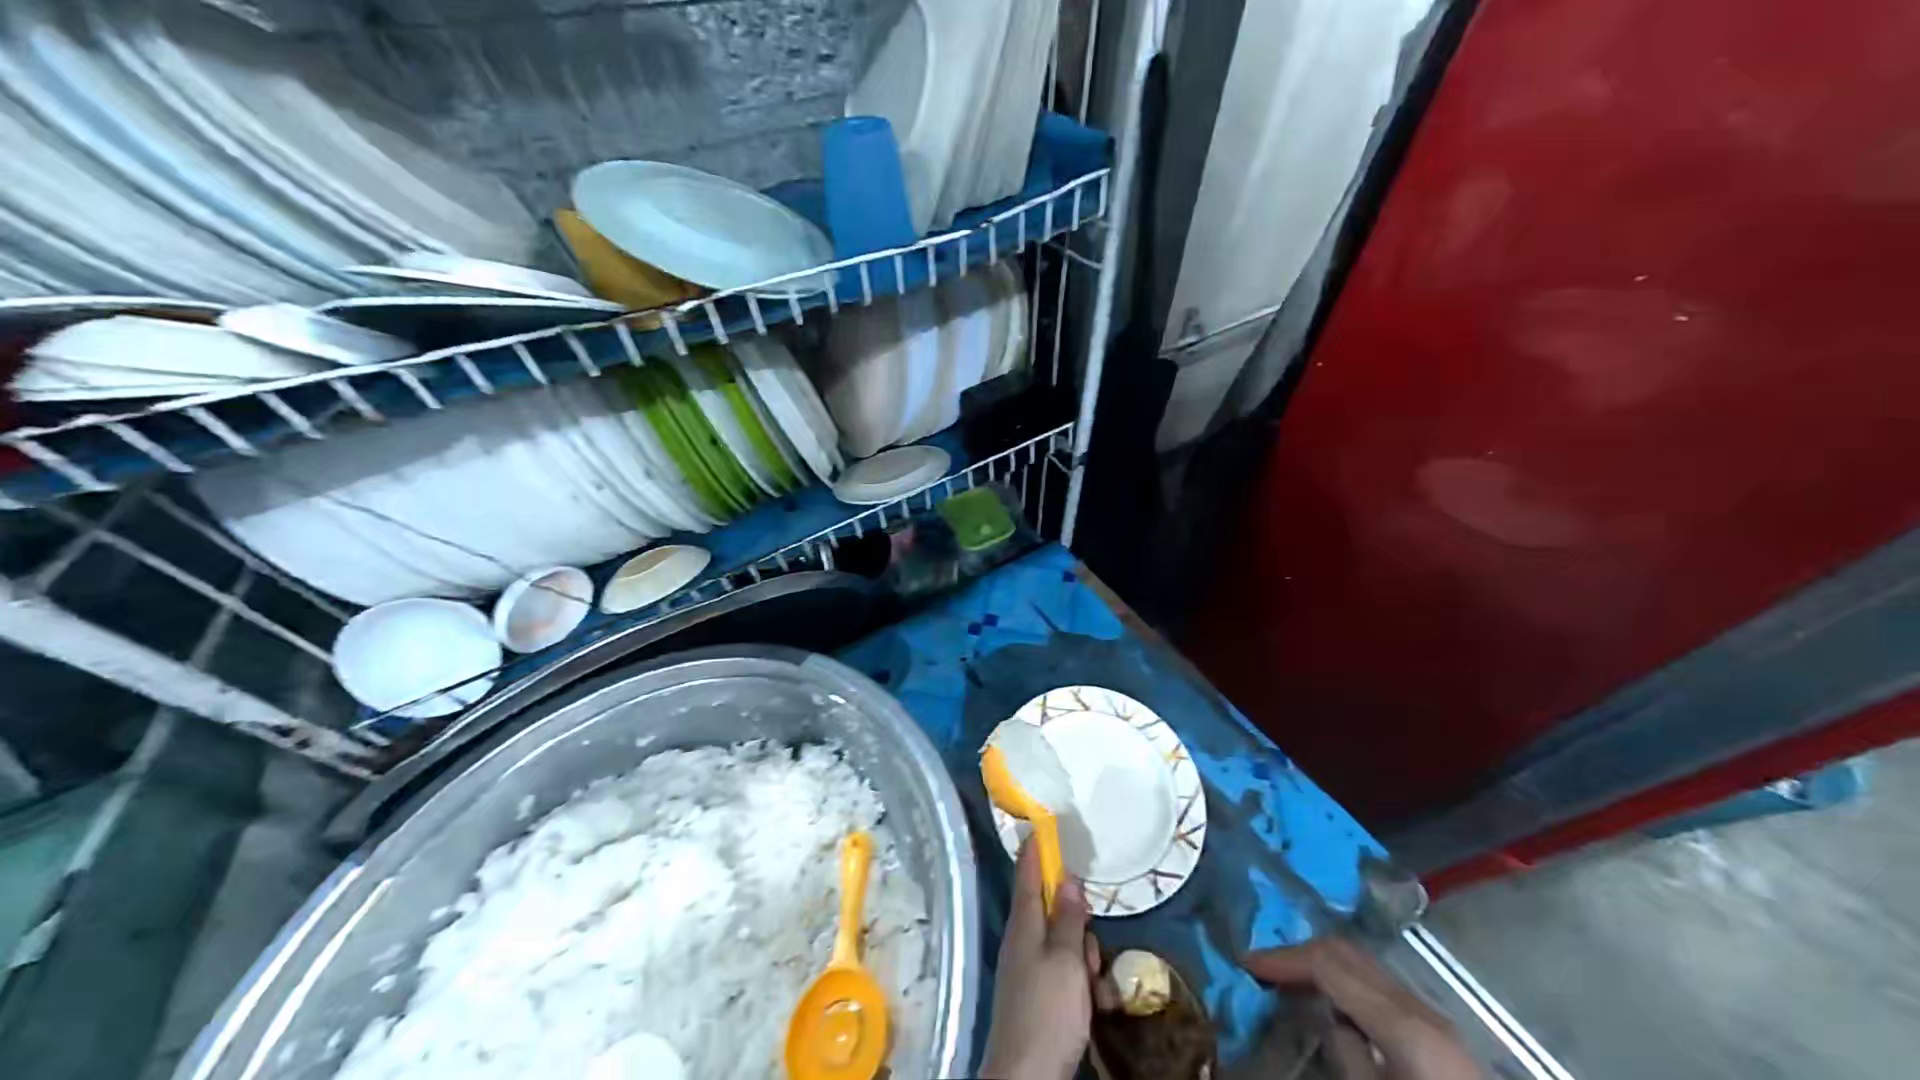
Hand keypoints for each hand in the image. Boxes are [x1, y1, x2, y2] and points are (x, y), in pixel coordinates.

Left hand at [978, 841, 1100, 1079]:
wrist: (1027, 1077)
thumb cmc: (1047, 1012)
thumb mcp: (1065, 962)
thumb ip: (1066, 919)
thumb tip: (1066, 877)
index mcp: (1023, 926)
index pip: (1026, 876)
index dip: (1034, 851)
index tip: (1041, 824)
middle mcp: (1023, 942)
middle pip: (1053, 912)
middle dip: (1077, 922)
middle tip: (1090, 949)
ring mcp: (1030, 970)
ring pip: (1065, 945)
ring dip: (1085, 958)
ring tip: (1095, 985)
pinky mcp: (1041, 995)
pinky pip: (1067, 973)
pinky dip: (1082, 982)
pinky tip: (1095, 1004)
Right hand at [1244, 938, 1480, 1079]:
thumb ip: (1347, 1057)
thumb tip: (1328, 1023)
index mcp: (1403, 1026)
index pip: (1329, 964)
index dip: (1282, 959)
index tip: (1245, 966)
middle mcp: (1420, 1010)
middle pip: (1348, 955)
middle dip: (1299, 954)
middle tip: (1260, 970)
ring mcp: (1435, 1021)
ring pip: (1366, 968)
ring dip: (1322, 966)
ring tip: (1287, 984)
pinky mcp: (1440, 1038)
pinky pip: (1381, 991)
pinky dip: (1346, 985)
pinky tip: (1330, 1008)